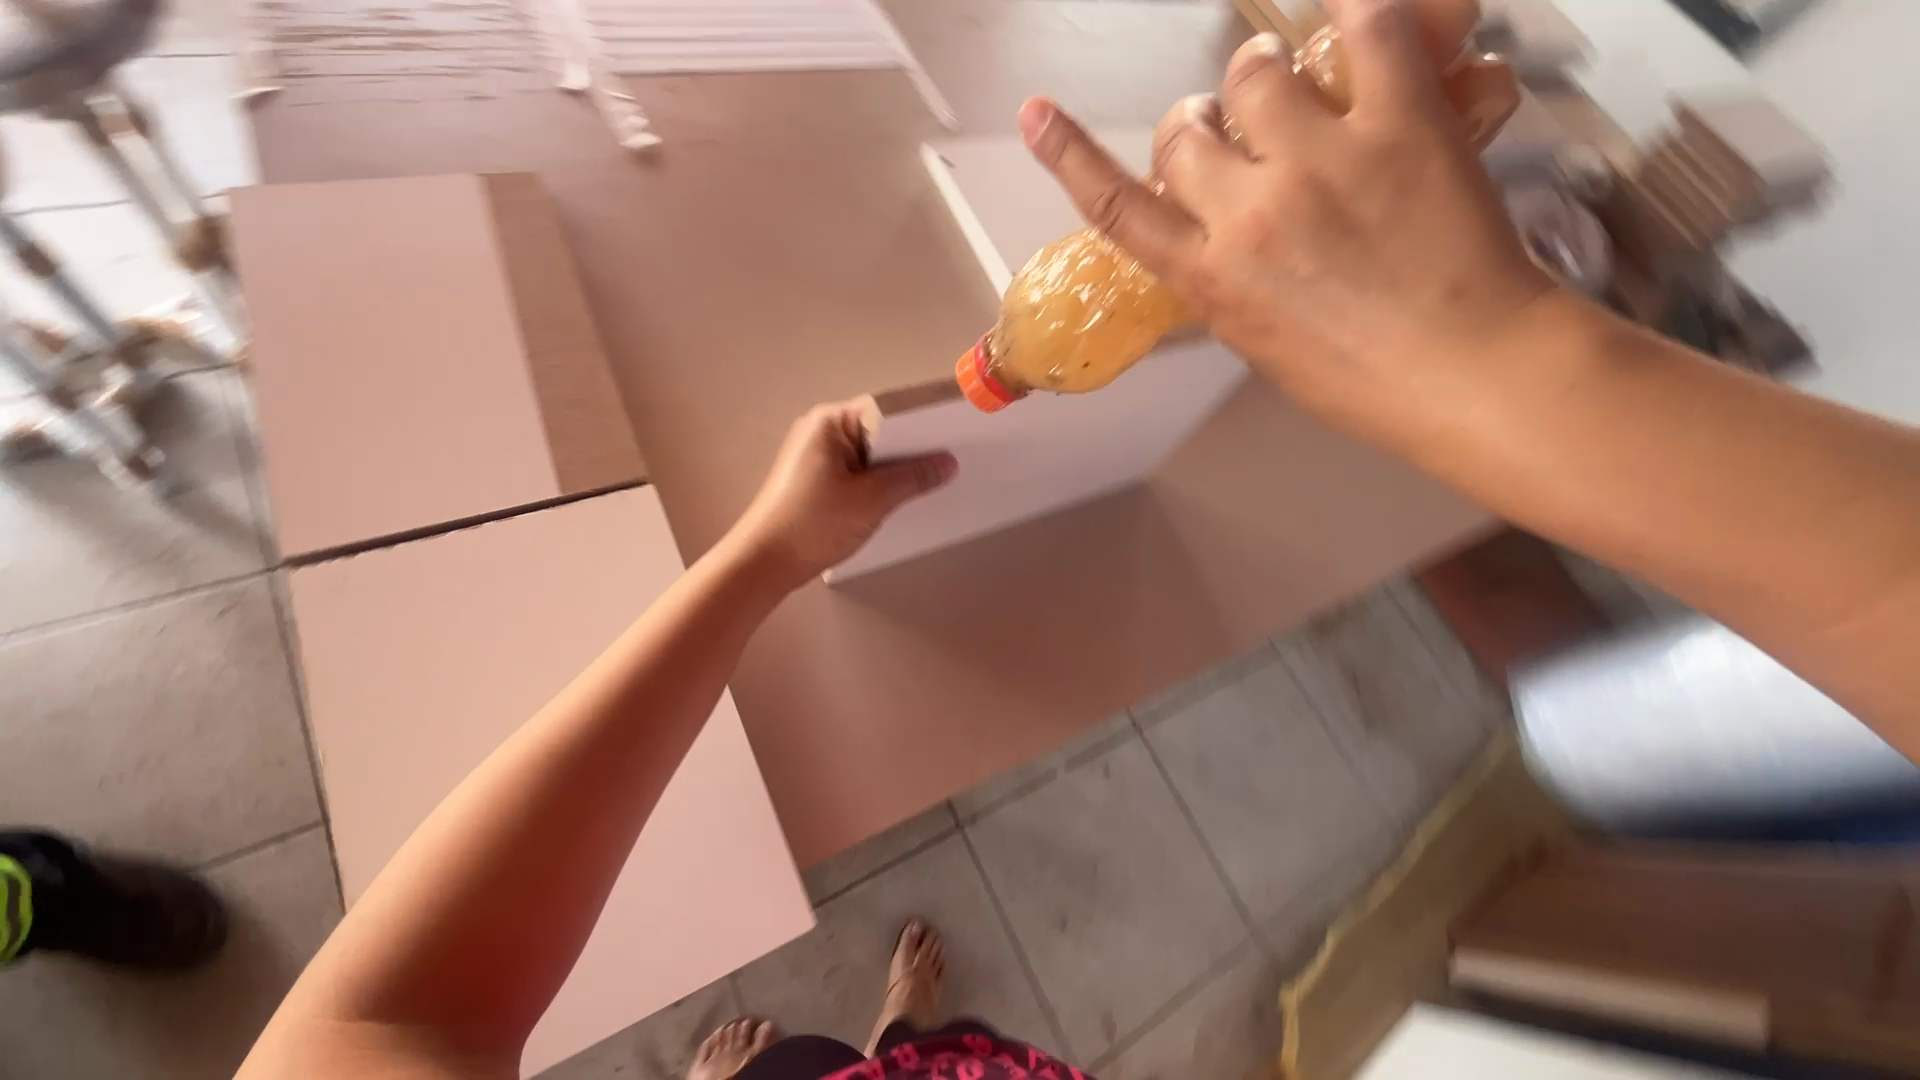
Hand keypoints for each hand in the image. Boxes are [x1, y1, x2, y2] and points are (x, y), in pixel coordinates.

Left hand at [729, 399, 957, 586]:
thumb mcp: (871, 500)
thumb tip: (948, 463)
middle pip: (879, 430)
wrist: (764, 564)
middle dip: (912, 446)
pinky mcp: (817, 480)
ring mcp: (817, 456)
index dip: (921, 419)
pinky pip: (859, 471)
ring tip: (934, 478)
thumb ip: (913, 478)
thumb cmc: (813, 524)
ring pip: (871, 454)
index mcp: (830, 422)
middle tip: (953, 456)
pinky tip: (902, 496)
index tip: (954, 430)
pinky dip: (879, 482)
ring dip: (896, 468)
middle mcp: (821, 430)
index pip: (885, 408)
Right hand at [1021, 0, 1559, 442]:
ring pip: (1254, 74)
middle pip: (1184, 132)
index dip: (1070, 156)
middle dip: (1197, 125)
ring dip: (1262, 79)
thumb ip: (1225, 276)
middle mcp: (1246, 214)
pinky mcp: (1397, 123)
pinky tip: (1355, 18)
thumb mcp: (1259, 338)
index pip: (1116, 208)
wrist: (1463, 372)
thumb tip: (1222, 228)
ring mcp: (1318, 163)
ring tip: (1298, 92)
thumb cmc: (1357, 377)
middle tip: (1232, 131)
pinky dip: (1358, 13)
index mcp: (1208, 279)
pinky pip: (1367, 30)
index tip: (1037, 115)